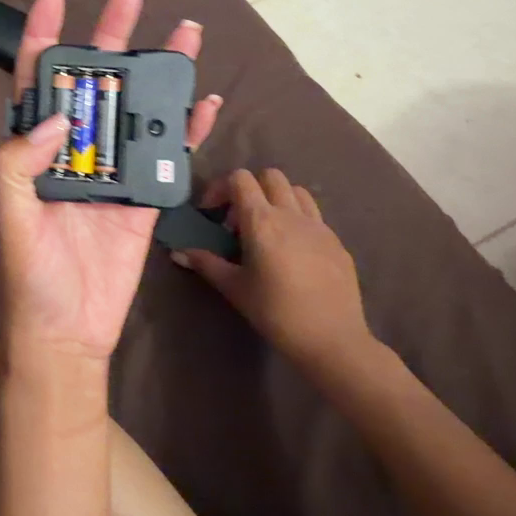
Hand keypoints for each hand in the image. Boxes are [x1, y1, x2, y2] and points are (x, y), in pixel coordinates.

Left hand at [0, 0, 223, 359]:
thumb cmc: (29, 277)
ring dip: (159, 69)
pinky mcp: (142, 197)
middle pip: (94, 79)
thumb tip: (54, 115)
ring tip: (184, 28)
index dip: (43, 31)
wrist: (66, 333)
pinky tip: (204, 98)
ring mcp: (111, 170)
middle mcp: (73, 149)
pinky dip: (187, 127)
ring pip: (137, 107)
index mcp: (34, 148)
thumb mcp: (11, 218)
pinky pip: (168, 154)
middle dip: (110, 32)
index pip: (37, 78)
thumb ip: (20, 163)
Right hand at [173, 168, 372, 371]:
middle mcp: (291, 214)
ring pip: (296, 191)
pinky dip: (297, 220)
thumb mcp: (234, 288)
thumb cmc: (275, 312)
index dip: (221, 188)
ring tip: (267, 230)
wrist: (331, 339)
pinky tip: (292, 252)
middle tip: (238, 221)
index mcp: (262, 221)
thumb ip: (206, 263)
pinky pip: (314, 216)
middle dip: (250, 189)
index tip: (212, 213)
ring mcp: (319, 226)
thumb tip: (178, 252)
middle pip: (270, 177)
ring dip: (276, 200)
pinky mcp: (337, 242)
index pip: (240, 179)